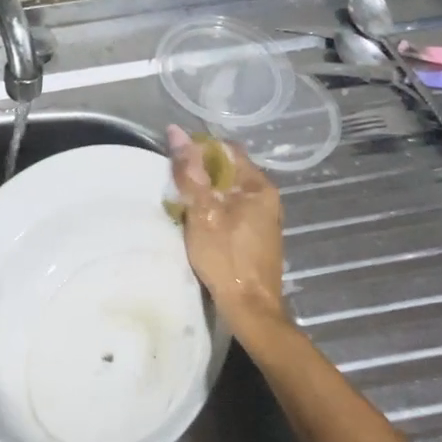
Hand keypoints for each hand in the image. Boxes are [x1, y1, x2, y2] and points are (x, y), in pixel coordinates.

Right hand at [166, 125, 287, 336]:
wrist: (250, 309)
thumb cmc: (225, 257)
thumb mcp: (201, 211)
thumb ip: (188, 171)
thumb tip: (176, 132)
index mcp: (259, 186)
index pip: (225, 150)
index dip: (198, 150)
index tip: (175, 162)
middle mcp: (267, 198)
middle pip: (227, 171)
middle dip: (199, 173)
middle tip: (174, 184)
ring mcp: (264, 218)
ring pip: (228, 192)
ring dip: (205, 193)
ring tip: (181, 203)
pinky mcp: (257, 236)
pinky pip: (232, 210)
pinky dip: (214, 209)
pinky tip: (197, 222)